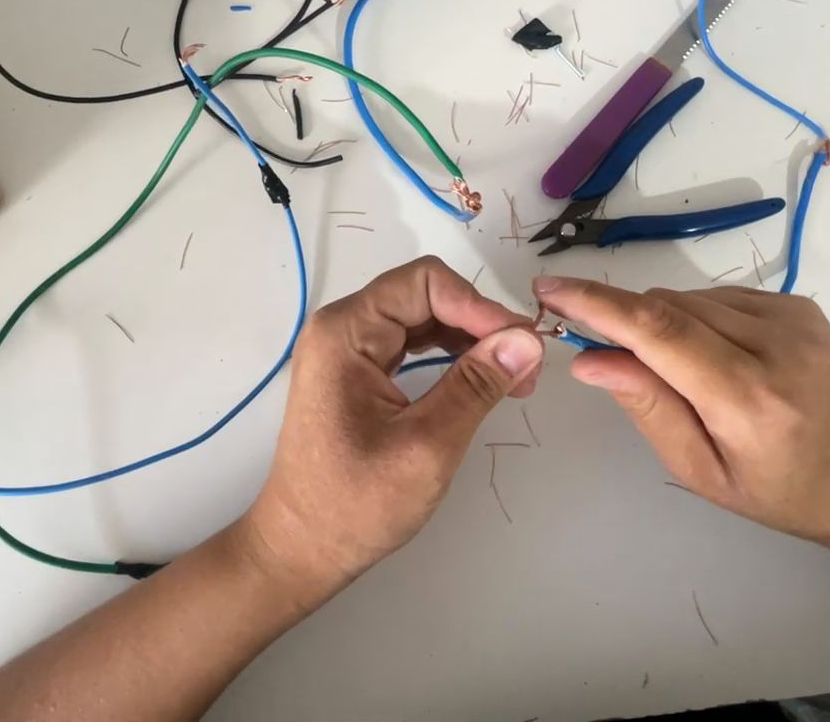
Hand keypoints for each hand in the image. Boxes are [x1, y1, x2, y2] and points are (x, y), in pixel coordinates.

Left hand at [240, 257, 543, 597]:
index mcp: (346, 332)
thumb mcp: (427, 446)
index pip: (424, 282)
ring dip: (469, 338)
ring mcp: (347, 347)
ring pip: (422, 317)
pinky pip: (411, 342)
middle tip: (525, 362)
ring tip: (514, 375)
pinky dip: (449, 354)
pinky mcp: (357, 369)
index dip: (478, 305)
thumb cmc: (356, 504)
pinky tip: (481, 377)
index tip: (521, 343)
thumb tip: (528, 339)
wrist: (301, 548)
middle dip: (478, 321)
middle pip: (423, 294)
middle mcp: (342, 327)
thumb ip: (477, 385)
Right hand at [535, 277, 829, 540]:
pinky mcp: (797, 304)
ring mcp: (793, 318)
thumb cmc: (777, 490)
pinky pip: (714, 296)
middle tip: (607, 354)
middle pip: (666, 307)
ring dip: (662, 323)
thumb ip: (645, 407)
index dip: (598, 305)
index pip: (660, 332)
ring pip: (686, 297)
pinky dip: (693, 318)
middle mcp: (777, 346)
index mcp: (750, 400)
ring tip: (685, 373)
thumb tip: (588, 359)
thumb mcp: (699, 469)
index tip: (549, 289)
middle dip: (623, 320)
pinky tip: (716, 356)